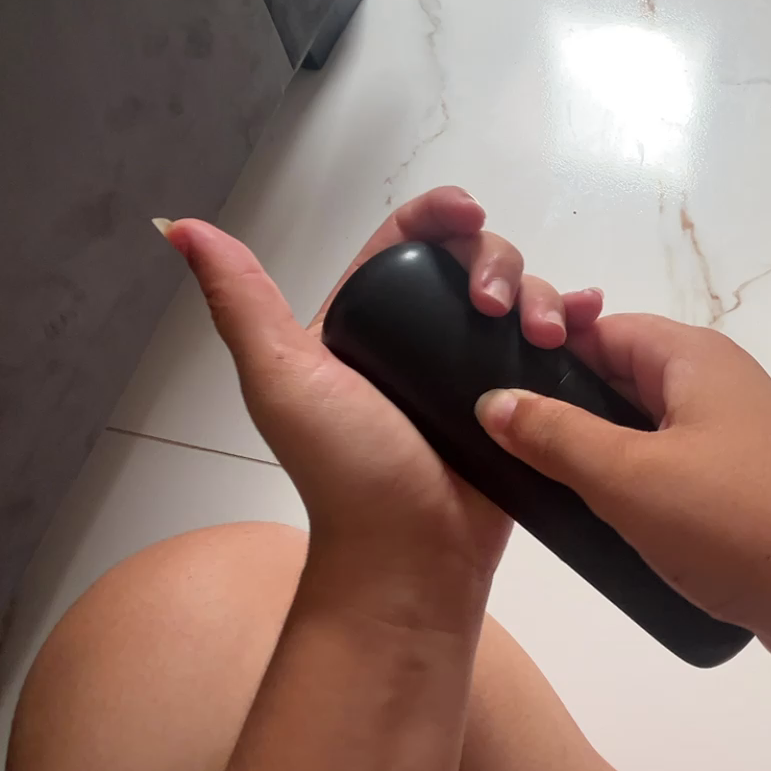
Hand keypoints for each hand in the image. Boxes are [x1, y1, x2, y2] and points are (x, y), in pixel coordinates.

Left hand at [160, 187, 603, 590]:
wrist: (415, 557)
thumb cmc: (348, 469)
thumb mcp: (285, 380)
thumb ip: (241, 303)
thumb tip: (182, 227)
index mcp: (369, 320)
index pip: (405, 240)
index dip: (438, 214)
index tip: (469, 213)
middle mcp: (423, 334)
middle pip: (472, 261)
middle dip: (498, 262)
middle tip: (499, 307)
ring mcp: (474, 366)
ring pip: (518, 295)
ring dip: (541, 293)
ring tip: (547, 331)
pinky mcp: (518, 395)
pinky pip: (551, 342)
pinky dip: (574, 320)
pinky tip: (588, 316)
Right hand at [472, 314, 770, 647]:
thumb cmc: (731, 521)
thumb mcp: (628, 477)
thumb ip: (554, 434)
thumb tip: (492, 399)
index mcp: (693, 356)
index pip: (604, 328)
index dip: (549, 349)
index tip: (496, 385)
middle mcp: (717, 378)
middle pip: (623, 373)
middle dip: (569, 403)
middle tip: (509, 440)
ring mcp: (733, 428)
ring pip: (644, 420)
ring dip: (599, 445)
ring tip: (543, 478)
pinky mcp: (740, 475)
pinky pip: (670, 457)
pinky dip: (633, 474)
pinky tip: (600, 511)